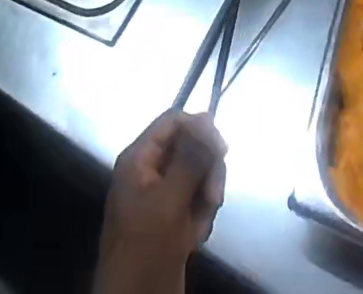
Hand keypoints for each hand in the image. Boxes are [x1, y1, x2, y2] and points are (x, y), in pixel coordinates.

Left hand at [91, 110, 227, 293]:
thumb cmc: (146, 244)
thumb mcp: (169, 198)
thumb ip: (189, 157)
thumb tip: (206, 118)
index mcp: (139, 156)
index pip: (172, 122)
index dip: (199, 128)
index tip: (223, 149)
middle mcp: (149, 170)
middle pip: (188, 148)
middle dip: (205, 171)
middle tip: (211, 197)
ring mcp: (162, 195)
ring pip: (196, 178)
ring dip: (204, 200)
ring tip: (196, 226)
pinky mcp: (172, 219)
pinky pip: (195, 204)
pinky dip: (200, 219)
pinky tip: (193, 239)